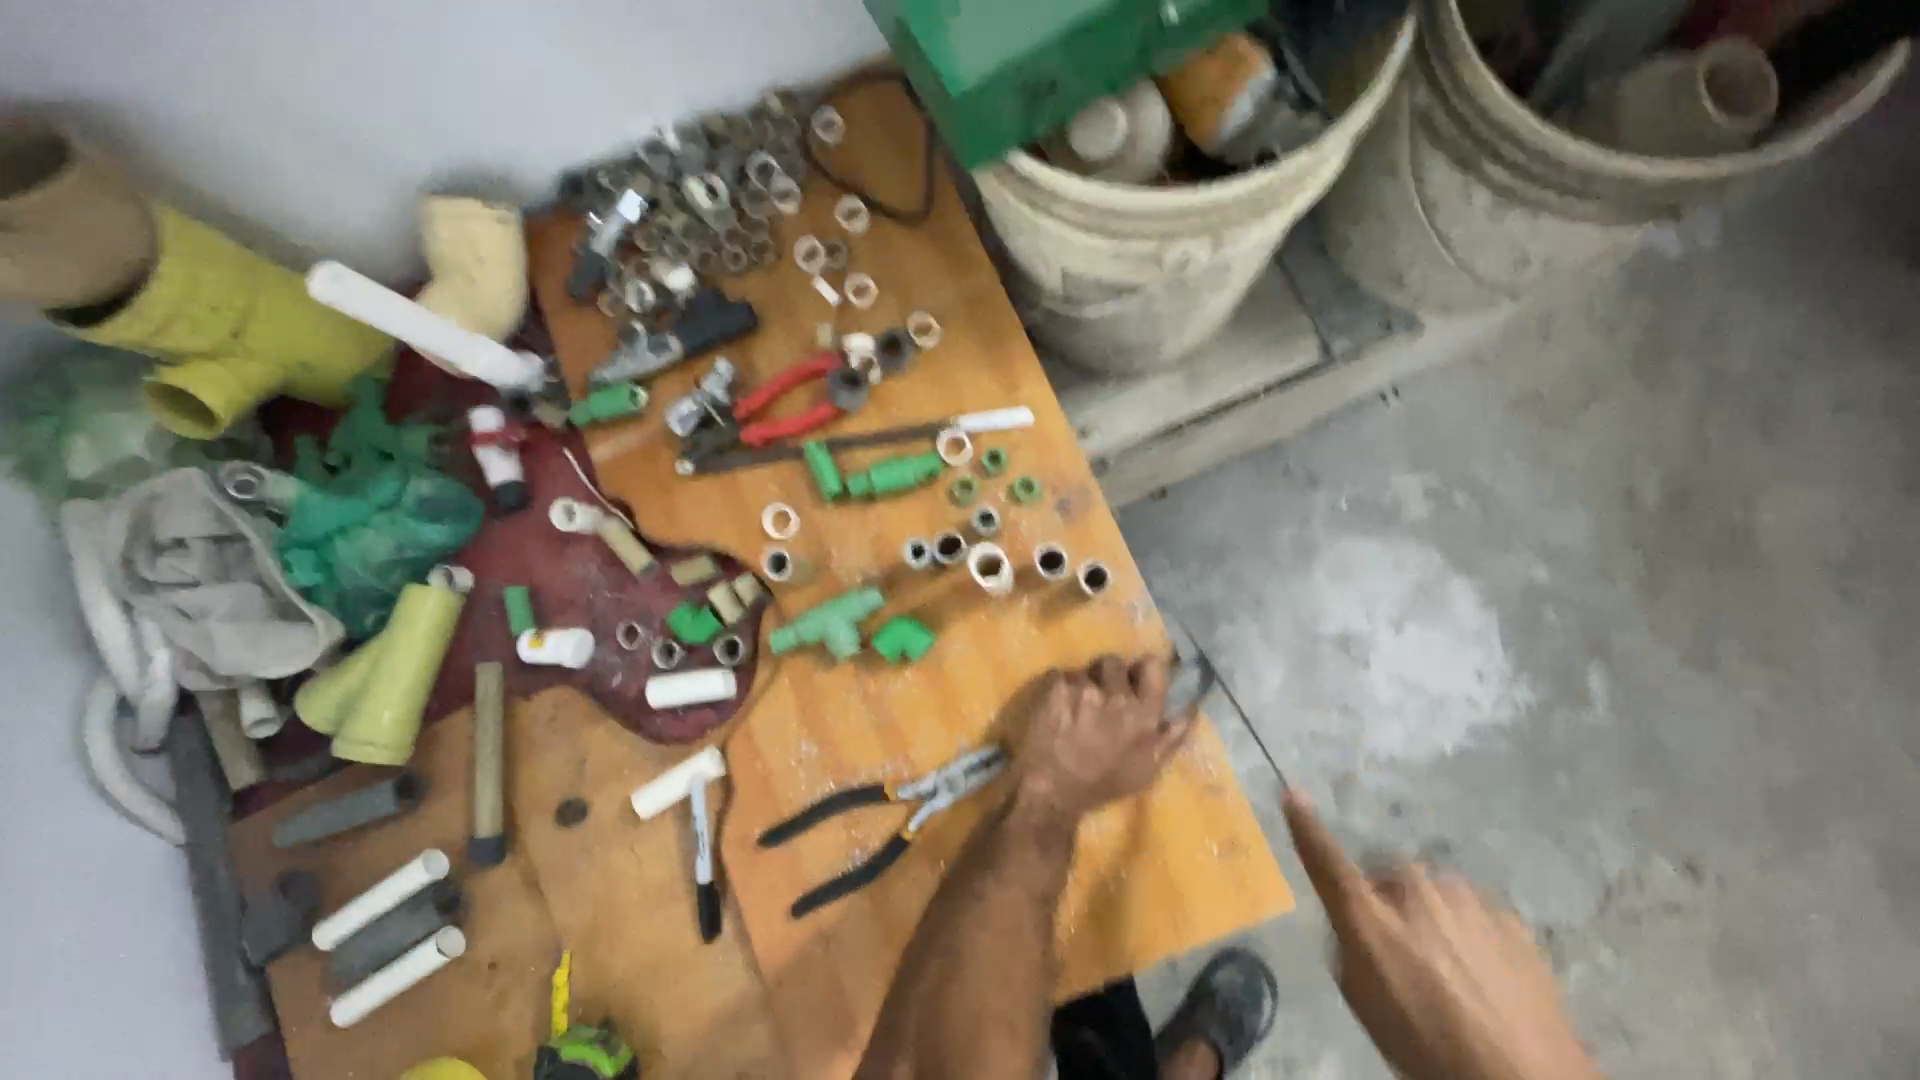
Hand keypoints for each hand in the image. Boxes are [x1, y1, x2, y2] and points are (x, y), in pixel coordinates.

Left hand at [1011, 654, 1193, 826]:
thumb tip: (1191, 707)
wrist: (1052, 790)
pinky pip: (1058, 675)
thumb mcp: (1148, 769)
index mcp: (1145, 714)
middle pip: (1113, 662)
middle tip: (1096, 697)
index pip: (1154, 667)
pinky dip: (1055, 688)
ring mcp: (1086, 689)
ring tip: (1071, 707)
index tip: (1133, 677)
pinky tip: (1052, 709)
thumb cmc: (1102, 784)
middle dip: (1105, 676)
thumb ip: (1173, 736)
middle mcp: (1118, 696)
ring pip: (1083, 670)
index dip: (1142, 668)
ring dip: (1079, 683)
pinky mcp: (1057, 688)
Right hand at [1283, 792, 1599, 1079]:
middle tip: (1399, 950)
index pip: (1326, 859)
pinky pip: (1474, 910)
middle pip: (1388, 876)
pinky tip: (1484, 974)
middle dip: (1388, 900)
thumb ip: (1350, 943)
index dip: (1305, 825)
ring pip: (1433, 891)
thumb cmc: (1426, 1045)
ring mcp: (1467, 899)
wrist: (1525, 1079)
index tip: (1291, 793)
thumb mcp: (1364, 999)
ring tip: (1448, 969)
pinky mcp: (1510, 916)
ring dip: (1431, 914)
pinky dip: (1470, 931)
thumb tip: (1355, 917)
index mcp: (1370, 914)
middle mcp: (1414, 890)